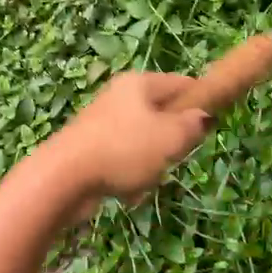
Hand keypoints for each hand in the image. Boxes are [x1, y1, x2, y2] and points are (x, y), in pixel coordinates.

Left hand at [39, 72, 212, 202]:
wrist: (62, 178)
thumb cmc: (123, 150)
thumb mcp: (170, 138)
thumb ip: (192, 125)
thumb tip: (202, 117)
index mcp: (140, 83)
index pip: (182, 82)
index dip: (200, 100)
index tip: (209, 124)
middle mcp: (119, 95)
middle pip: (161, 112)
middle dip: (172, 137)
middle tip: (177, 155)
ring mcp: (101, 121)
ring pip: (143, 138)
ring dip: (151, 160)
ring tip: (149, 177)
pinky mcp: (88, 148)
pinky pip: (122, 157)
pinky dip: (129, 173)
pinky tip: (128, 190)